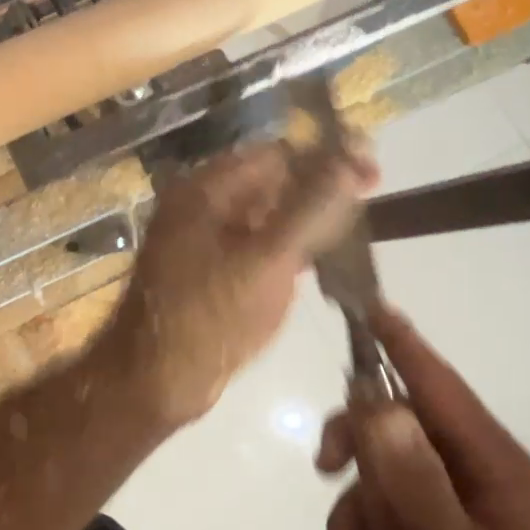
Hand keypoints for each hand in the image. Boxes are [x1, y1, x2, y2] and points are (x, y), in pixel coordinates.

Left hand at [107, 142, 374, 429]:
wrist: (156, 376)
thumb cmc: (211, 315)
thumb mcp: (268, 258)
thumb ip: (312, 206)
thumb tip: (352, 152)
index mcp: (202, 190)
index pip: (273, 155)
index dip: (324, 158)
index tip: (374, 174)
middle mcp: (197, 206)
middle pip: (267, 181)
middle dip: (317, 186)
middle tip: (370, 198)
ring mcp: (200, 240)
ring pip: (263, 214)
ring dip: (305, 216)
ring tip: (354, 228)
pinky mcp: (209, 272)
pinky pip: (254, 244)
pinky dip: (286, 245)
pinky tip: (320, 258)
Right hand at [316, 310, 529, 529]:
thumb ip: (413, 481)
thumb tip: (373, 398)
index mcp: (496, 466)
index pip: (437, 385)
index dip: (399, 344)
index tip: (365, 305)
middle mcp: (481, 478)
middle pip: (394, 441)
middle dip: (358, 477)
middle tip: (329, 488)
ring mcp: (469, 513)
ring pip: (385, 490)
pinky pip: (396, 528)